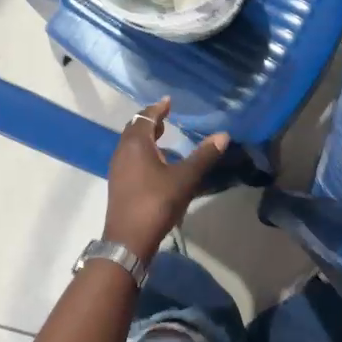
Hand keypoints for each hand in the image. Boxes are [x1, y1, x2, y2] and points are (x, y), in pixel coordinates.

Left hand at [103, 99, 229, 261]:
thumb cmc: (157, 202)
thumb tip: (223, 135)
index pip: (145, 117)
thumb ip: (204, 155)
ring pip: (131, 145)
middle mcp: (122, 152)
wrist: (129, 240)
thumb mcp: (185, 178)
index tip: (169, 101)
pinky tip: (158, 163)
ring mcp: (118, 170)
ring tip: (164, 136)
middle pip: (135, 129)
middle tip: (168, 116)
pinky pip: (130, 158)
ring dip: (146, 137)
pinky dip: (143, 152)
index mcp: (136, 144)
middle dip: (150, 121)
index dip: (158, 108)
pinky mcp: (119, 184)